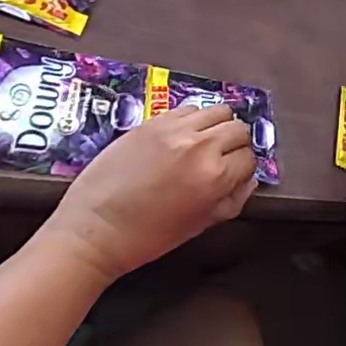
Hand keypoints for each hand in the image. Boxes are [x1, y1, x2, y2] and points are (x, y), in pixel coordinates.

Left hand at [42, 104, 258, 283]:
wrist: (95, 227)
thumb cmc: (148, 236)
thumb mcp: (198, 225)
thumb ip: (231, 201)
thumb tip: (248, 180)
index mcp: (214, 177)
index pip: (249, 159)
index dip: (244, 169)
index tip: (234, 175)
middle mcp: (199, 146)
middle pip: (238, 129)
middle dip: (236, 144)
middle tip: (222, 158)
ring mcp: (174, 129)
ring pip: (217, 111)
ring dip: (217, 126)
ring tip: (203, 142)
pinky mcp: (152, 120)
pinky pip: (188, 109)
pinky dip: (193, 120)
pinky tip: (182, 136)